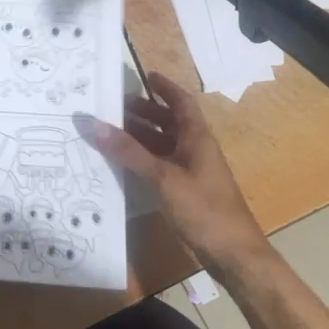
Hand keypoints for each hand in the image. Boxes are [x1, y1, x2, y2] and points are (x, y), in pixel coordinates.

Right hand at [83, 72, 268, 265]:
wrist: (233, 253)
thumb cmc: (203, 208)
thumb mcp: (163, 178)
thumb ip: (129, 152)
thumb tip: (95, 124)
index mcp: (197, 138)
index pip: (182, 103)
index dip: (165, 87)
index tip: (146, 75)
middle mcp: (195, 150)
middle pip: (169, 122)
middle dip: (144, 111)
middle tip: (113, 106)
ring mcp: (190, 172)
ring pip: (162, 144)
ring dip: (140, 135)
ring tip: (110, 130)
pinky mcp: (185, 191)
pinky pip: (159, 165)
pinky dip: (141, 159)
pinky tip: (121, 163)